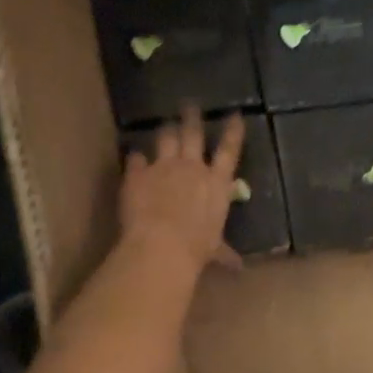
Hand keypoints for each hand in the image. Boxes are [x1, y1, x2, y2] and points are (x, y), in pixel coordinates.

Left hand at [120, 104, 243, 271]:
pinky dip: (136, 158)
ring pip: (166, 138)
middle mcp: (193, 167)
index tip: (235, 115)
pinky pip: (136, 159)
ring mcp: (163, 167)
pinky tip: (134, 157)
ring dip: (166, 131)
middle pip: (193, 134)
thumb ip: (224, 252)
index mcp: (217, 184)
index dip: (233, 131)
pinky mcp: (137, 173)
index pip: (229, 150)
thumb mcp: (214, 249)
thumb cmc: (197, 248)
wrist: (162, 245)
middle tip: (189, 105)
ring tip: (165, 124)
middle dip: (192, 118)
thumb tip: (238, 267)